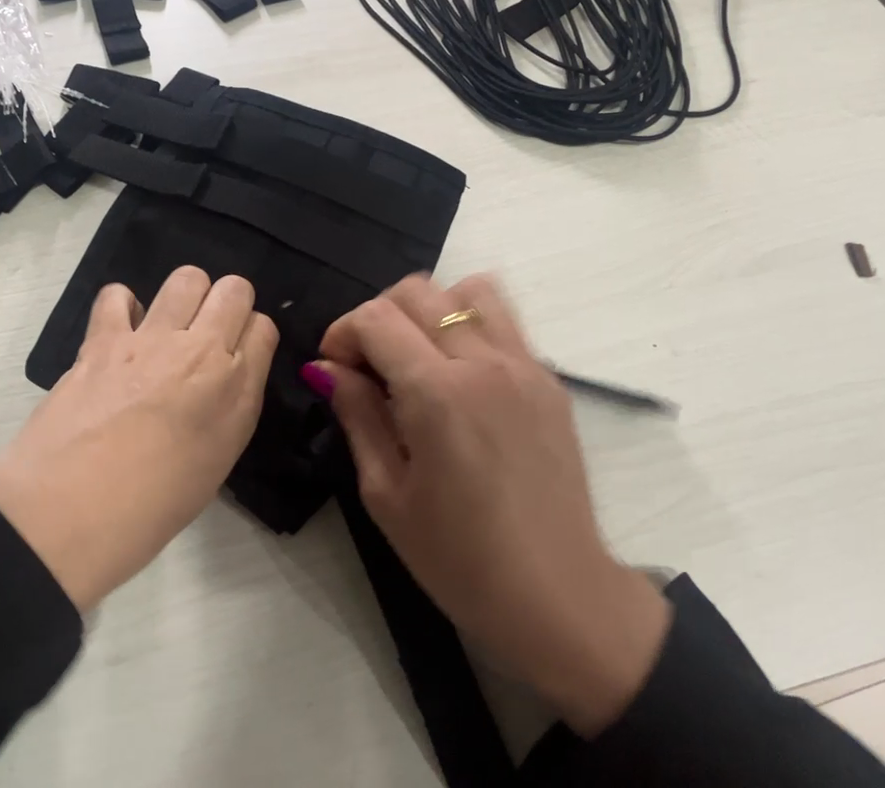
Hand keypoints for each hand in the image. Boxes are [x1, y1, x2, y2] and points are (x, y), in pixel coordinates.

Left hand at [0, 266, 277, 612]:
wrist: (71, 512)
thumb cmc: (151, 507)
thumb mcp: (216, 462)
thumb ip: (228, 409)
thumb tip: (220, 383)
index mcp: (236, 390)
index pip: (263, 329)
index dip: (251, 337)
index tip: (238, 355)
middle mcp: (201, 352)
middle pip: (234, 290)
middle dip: (229, 301)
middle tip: (209, 331)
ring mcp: (149, 339)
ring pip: (186, 278)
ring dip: (186, 294)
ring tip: (170, 324)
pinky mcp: (101, 339)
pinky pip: (117, 295)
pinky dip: (122, 305)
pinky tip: (120, 330)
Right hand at [310, 274, 669, 736]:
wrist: (555, 594)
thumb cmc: (458, 558)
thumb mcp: (385, 493)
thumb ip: (358, 415)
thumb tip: (329, 369)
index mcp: (438, 393)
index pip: (376, 318)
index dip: (342, 333)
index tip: (333, 369)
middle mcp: (485, 362)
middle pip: (418, 291)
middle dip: (378, 316)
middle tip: (368, 366)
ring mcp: (526, 366)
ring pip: (468, 291)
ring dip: (430, 310)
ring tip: (418, 358)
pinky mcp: (550, 380)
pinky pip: (504, 323)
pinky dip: (469, 328)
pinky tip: (459, 380)